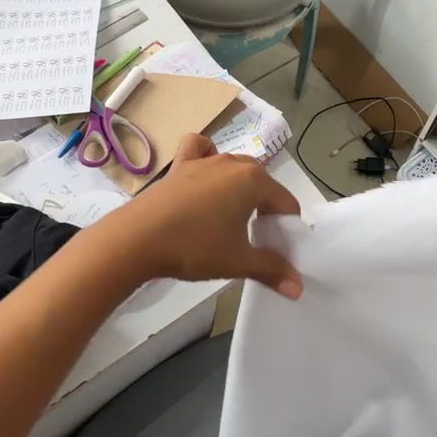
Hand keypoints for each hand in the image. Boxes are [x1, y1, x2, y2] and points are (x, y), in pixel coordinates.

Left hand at [99, 134, 304, 299]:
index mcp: (255, 181)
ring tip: (231, 219)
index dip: (287, 229)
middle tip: (255, 240)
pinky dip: (206, 155)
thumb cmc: (195, 247)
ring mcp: (205, 160)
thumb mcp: (238, 262)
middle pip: (263, 184)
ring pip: (235, 168)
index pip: (286, 203)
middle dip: (266, 210)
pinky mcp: (180, 164)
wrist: (138, 239)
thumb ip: (272, 270)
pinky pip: (200, 148)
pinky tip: (205, 173)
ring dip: (240, 189)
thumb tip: (299, 288)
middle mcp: (234, 163)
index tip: (278, 252)